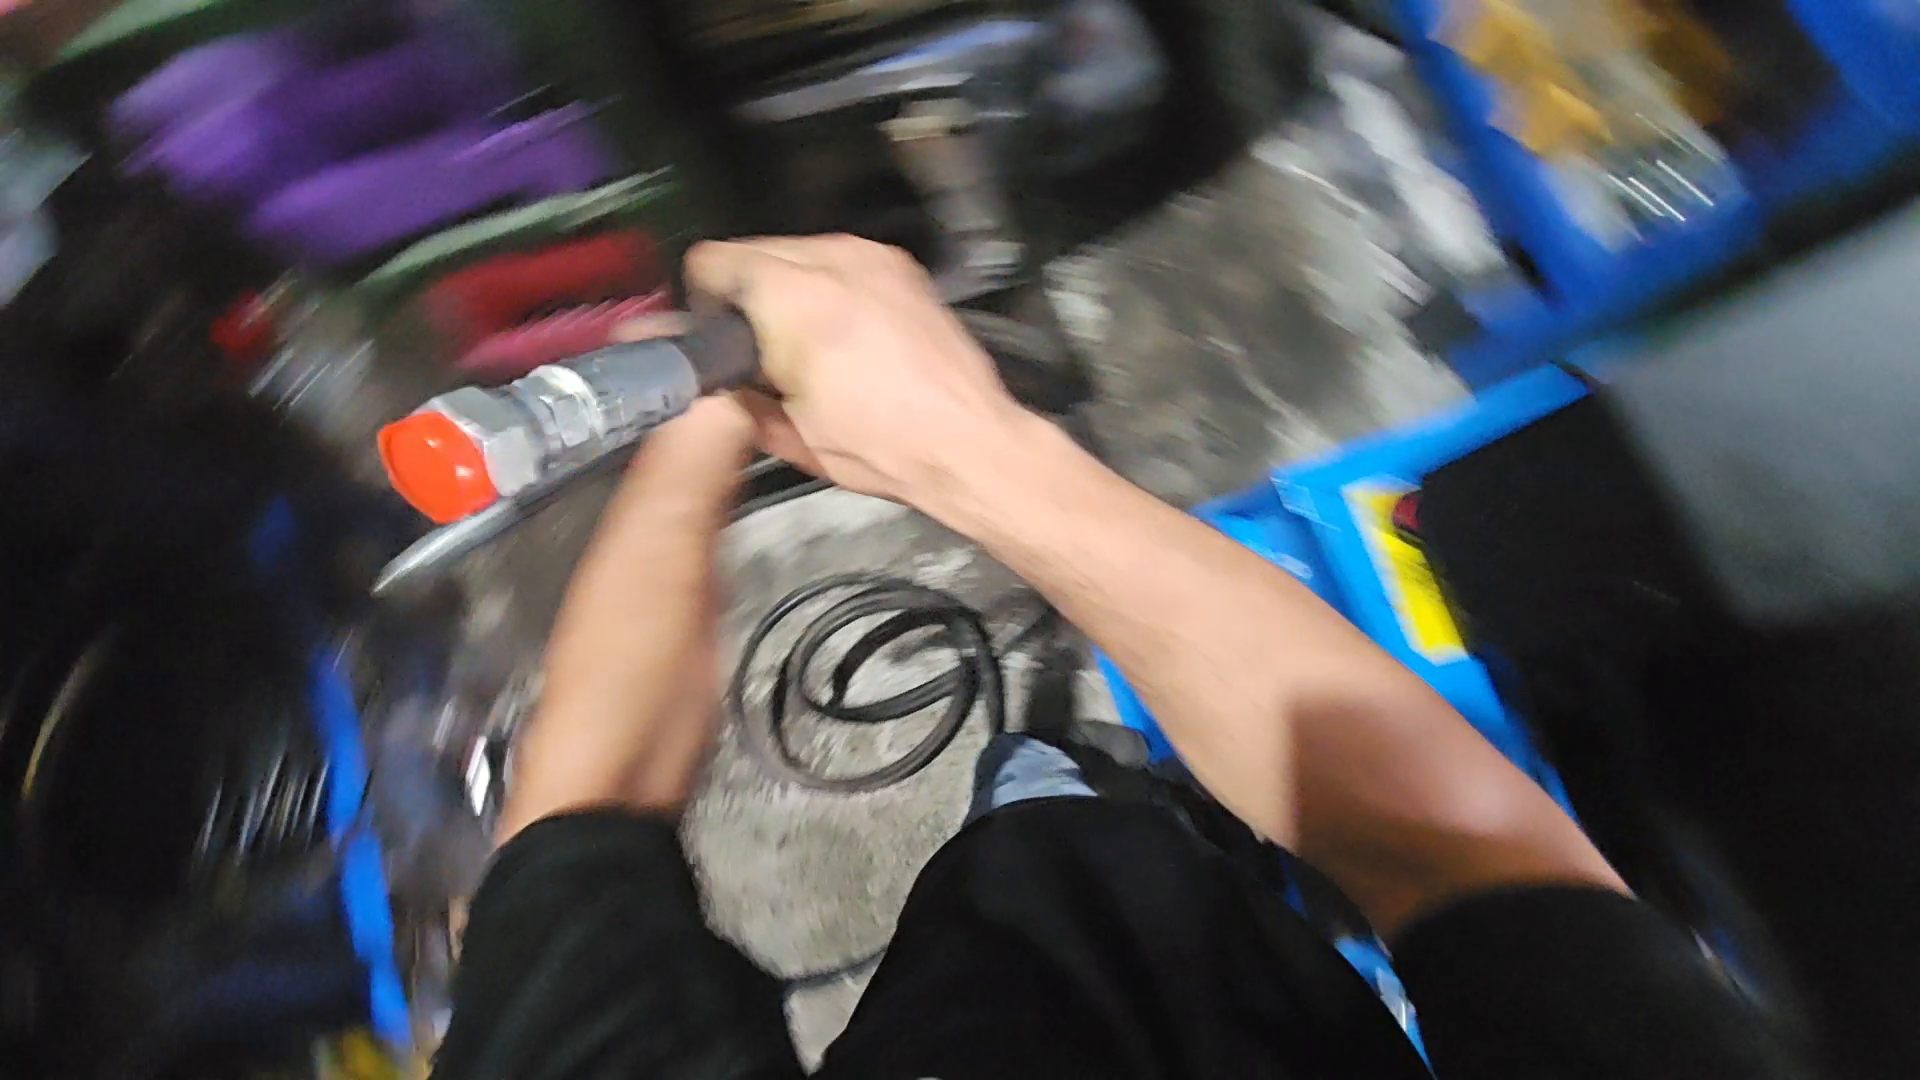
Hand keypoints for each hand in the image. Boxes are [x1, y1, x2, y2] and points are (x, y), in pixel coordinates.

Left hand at [496, 317, 755, 840]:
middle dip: (716, 400)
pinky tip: (758, 478)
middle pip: (679, 444)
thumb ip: (687, 486)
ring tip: (781, 401)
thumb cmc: (634, 668)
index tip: (748, 329)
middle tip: (784, 361)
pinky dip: (733, 492)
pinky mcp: (692, 596)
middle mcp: (637, 523)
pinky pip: (712, 525)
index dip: (691, 372)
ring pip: (698, 481)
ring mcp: (664, 561)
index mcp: (620, 508)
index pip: (655, 417)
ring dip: (727, 442)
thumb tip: (717, 394)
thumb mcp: (661, 569)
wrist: (625, 773)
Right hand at [684, 235, 1023, 504]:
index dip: (704, 301)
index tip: (716, 331)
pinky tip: (845, 334)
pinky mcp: (901, 269)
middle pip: (753, 251)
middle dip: (748, 296)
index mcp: (795, 300)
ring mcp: (874, 259)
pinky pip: (842, 261)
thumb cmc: (890, 448)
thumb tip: (718, 379)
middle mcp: (836, 261)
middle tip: (763, 348)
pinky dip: (831, 288)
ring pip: (798, 251)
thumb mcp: (792, 436)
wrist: (966, 443)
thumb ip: (739, 395)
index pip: (711, 261)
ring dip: (789, 290)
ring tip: (810, 345)